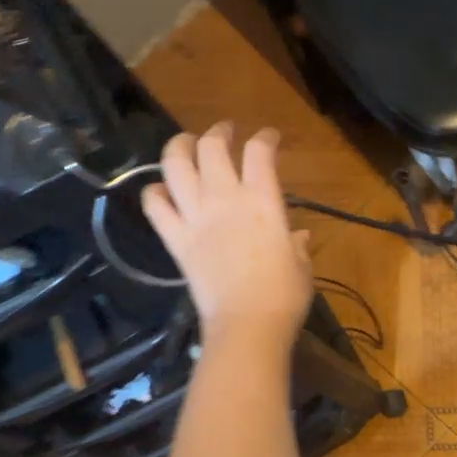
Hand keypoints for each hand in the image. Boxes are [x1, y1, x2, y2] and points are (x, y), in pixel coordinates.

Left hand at [140, 123, 312, 357]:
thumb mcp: (301, 267)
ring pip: (175, 164)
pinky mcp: (175, 238)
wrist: (248, 324)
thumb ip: (296, 244)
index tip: (269, 137)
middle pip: (213, 147)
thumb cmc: (285, 296)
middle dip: (220, 133)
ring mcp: (195, 216)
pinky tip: (161, 190)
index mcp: (263, 202)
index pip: (260, 154)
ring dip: (179, 146)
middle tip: (225, 132)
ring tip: (185, 143)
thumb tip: (297, 236)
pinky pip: (154, 204)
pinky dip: (155, 191)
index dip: (265, 139)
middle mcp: (225, 199)